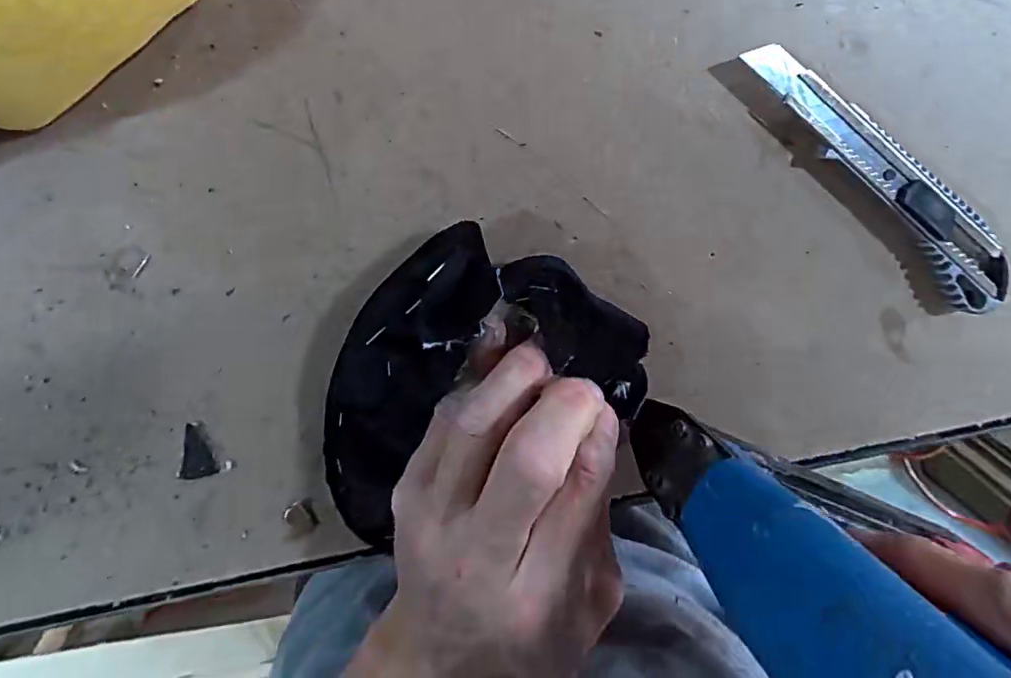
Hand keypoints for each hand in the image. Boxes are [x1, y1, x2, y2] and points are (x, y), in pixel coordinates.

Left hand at [347, 342, 622, 677]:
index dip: (596, 434)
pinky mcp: (406, 486)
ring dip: (515, 377)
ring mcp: (430, 517)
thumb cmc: (528, 633)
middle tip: (581, 387)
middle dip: (563, 403)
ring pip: (475, 424)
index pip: (575, 492)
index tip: (605, 410)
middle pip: (525, 458)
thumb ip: (597, 516)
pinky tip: (503, 362)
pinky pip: (445, 415)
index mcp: (536, 594)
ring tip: (542, 363)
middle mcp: (476, 555)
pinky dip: (478, 379)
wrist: (436, 655)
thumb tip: (599, 425)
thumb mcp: (588, 600)